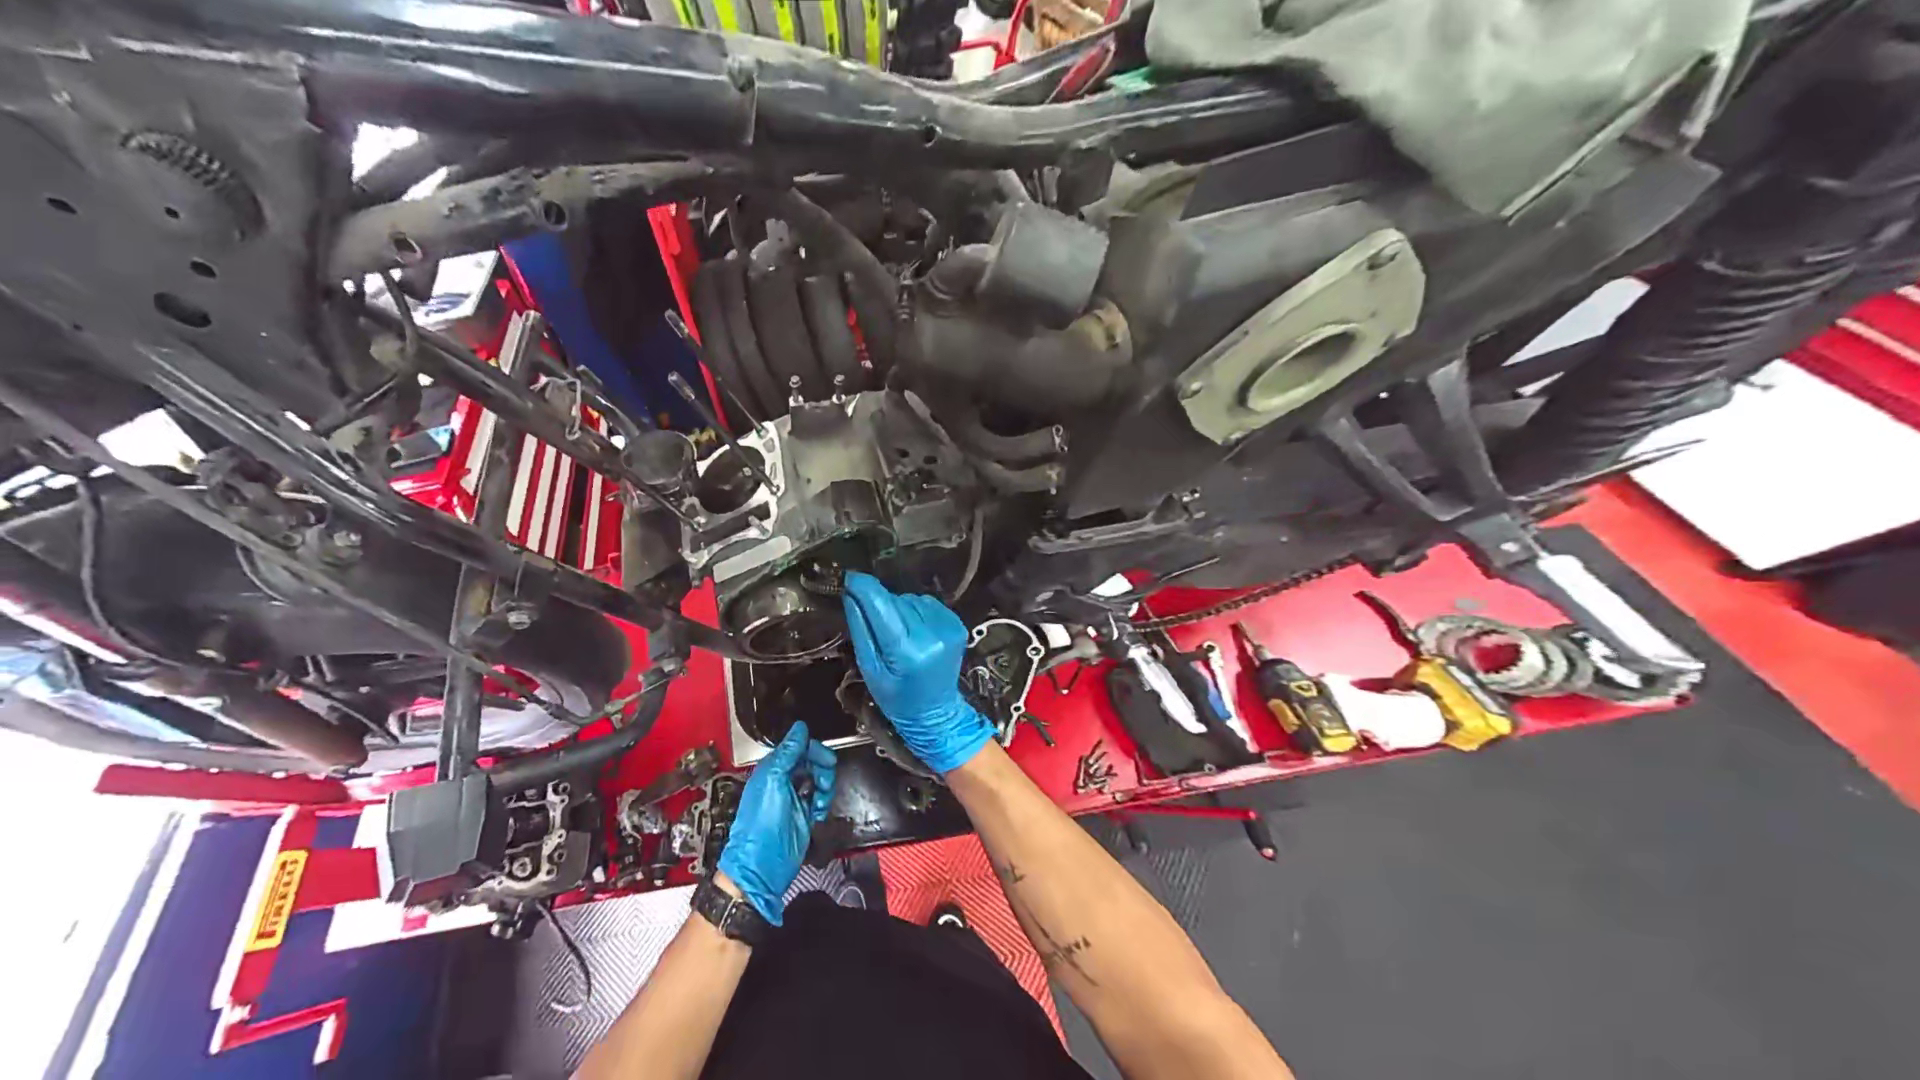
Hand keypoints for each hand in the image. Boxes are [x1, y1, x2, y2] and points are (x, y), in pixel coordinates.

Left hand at [716, 722, 834, 925]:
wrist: (762, 868)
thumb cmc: (760, 828)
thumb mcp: (773, 782)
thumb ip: (787, 753)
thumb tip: (799, 729)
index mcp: (772, 769)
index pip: (798, 747)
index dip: (813, 750)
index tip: (824, 759)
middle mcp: (783, 781)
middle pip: (812, 761)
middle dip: (822, 769)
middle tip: (822, 782)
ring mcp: (794, 799)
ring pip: (819, 779)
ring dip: (824, 787)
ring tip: (818, 801)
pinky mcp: (804, 815)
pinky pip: (821, 798)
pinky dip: (823, 802)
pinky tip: (817, 812)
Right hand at [842, 571, 993, 774]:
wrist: (937, 713)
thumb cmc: (897, 698)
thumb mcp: (870, 670)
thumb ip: (861, 631)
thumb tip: (851, 595)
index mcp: (907, 651)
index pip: (882, 605)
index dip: (864, 587)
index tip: (849, 578)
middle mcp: (931, 634)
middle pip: (896, 600)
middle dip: (881, 605)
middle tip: (876, 624)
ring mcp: (948, 627)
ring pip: (911, 599)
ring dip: (899, 608)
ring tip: (898, 632)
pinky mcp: (957, 624)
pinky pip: (927, 604)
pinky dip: (916, 611)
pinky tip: (914, 630)